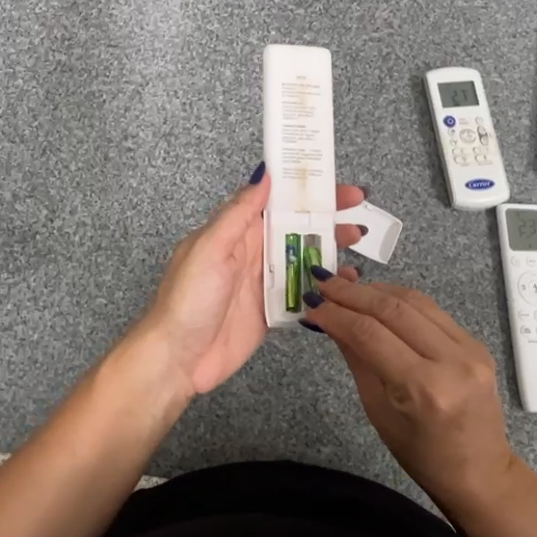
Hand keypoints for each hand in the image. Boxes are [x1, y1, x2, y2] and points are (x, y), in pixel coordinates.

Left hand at [130, 168, 366, 397]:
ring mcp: (262, 282)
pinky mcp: (271, 311)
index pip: (276, 201)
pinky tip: (347, 282)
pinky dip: (326, 285)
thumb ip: (238, 214)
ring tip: (359, 241)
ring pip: (304, 257)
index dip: (305, 190)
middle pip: (295, 226)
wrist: (177, 359)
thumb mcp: (210, 248)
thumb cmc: (187, 299)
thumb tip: (264, 176)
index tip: (335, 183)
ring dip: (331, 247)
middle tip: (360, 209)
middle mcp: (251, 251)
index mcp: (235, 231)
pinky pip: (304, 292)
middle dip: (327, 215)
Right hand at [303, 270, 520, 511]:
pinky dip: (400, 299)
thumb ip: (355, 357)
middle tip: (323, 283)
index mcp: (422, 388)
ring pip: (413, 301)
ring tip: (346, 285)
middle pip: (392, 309)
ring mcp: (469, 349)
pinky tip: (378, 297)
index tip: (311, 304)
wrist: (479, 472)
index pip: (370, 334)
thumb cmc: (420, 453)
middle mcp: (450, 361)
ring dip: (375, 289)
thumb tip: (327, 318)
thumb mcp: (377, 409)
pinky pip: (431, 310)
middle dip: (352, 293)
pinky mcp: (476, 343)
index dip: (336, 314)